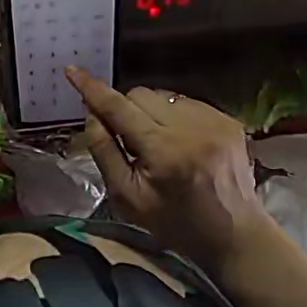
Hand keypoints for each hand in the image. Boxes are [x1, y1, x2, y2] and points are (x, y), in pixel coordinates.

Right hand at [66, 67, 271, 248]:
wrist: (235, 235)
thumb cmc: (174, 223)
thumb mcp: (126, 197)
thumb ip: (104, 151)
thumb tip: (91, 114)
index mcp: (163, 151)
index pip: (119, 108)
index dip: (92, 89)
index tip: (72, 71)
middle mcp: (191, 128)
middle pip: (139, 95)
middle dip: (124, 110)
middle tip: (127, 141)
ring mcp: (214, 121)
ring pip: (161, 95)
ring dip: (148, 112)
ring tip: (156, 144)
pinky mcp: (228, 120)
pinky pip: (184, 102)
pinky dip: (171, 116)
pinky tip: (178, 142)